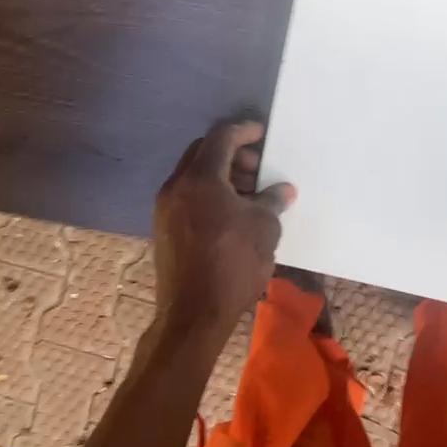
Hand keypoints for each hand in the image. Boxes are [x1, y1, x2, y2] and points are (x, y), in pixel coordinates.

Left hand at [151, 120, 296, 341]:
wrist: (193, 315)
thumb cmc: (233, 264)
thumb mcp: (264, 228)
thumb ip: (272, 201)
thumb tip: (282, 191)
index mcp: (200, 177)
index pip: (221, 137)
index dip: (245, 130)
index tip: (263, 134)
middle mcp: (177, 186)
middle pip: (204, 153)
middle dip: (233, 154)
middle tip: (258, 168)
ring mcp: (166, 208)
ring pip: (195, 176)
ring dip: (222, 176)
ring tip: (251, 194)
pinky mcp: (165, 229)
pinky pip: (189, 197)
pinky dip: (210, 194)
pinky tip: (233, 215)